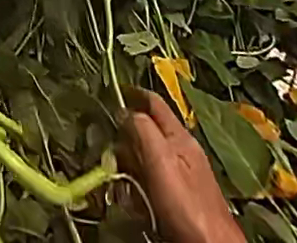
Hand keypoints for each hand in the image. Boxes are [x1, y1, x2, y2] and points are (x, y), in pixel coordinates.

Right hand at [123, 89, 242, 242]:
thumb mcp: (162, 161)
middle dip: (126, 135)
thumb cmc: (188, 206)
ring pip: (148, 156)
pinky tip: (134, 198)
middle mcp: (182, 150)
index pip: (154, 102)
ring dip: (130, 163)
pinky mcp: (180, 197)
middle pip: (148, 129)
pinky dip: (139, 183)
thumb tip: (124, 111)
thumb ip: (143, 130)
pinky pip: (153, 179)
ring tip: (119, 175)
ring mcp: (183, 174)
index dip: (133, 93)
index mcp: (180, 136)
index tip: (112, 91)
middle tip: (108, 145)